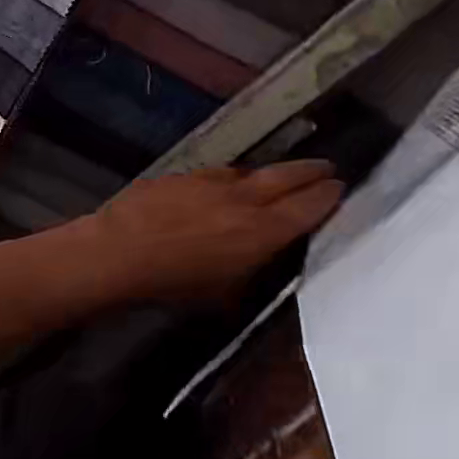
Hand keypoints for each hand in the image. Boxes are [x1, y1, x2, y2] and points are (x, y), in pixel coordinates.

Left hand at [67, 160, 344, 304]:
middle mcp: (242, 199)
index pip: (306, 207)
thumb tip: (260, 255)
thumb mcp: (223, 292)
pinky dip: (230, 180)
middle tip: (326, 167)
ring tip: (276, 179)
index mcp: (260, 231)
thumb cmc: (172, 284)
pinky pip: (217, 175)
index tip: (339, 187)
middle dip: (310, 171)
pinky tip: (222, 189)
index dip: (326, 196)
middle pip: (286, 177)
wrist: (119, 250)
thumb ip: (250, 268)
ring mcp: (211, 181)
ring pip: (250, 173)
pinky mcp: (184, 174)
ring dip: (267, 175)